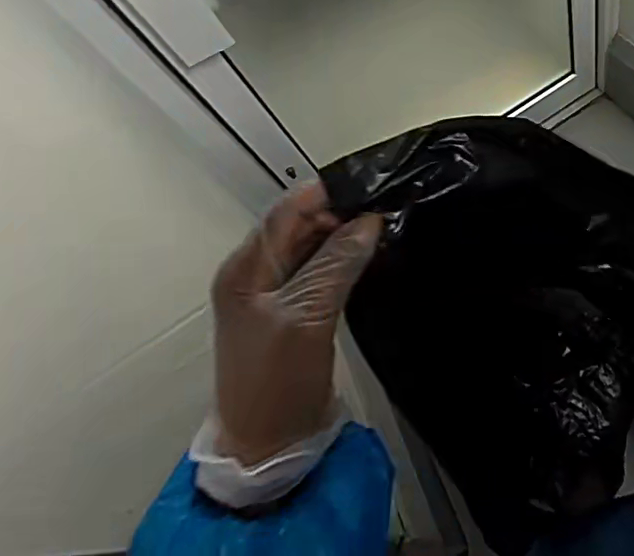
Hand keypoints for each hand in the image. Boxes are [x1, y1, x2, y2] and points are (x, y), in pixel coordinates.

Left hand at [211, 184, 382, 466]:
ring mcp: (274, 290)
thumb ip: (337, 262)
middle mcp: (256, 271)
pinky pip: (321, 266)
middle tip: (387, 209)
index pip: (288, 209)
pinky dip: (344, 257)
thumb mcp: (308, 315)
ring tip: (386, 228)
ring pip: (314, 243)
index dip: (329, 194)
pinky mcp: (295, 306)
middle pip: (302, 223)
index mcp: (245, 268)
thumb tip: (370, 219)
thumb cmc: (277, 380)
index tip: (374, 188)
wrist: (269, 445)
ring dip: (346, 235)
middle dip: (342, 212)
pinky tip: (371, 255)